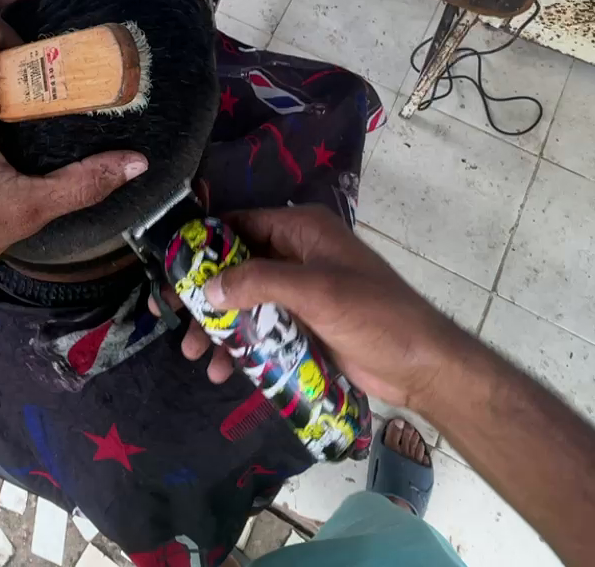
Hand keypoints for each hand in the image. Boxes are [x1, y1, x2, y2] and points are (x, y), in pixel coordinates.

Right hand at [173, 206, 470, 409]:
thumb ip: (260, 282)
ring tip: (194, 355)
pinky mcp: (304, 326)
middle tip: (171, 315)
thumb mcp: (315, 292)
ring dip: (219, 326)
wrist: (423, 367)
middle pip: (237, 267)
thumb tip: (209, 286)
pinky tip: (223, 370)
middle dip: (206, 293)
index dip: (205, 244)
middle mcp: (298, 254)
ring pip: (246, 302)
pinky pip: (262, 330)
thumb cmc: (374, 315)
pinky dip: (241, 346)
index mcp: (302, 231)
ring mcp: (301, 292)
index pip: (242, 224)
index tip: (172, 268)